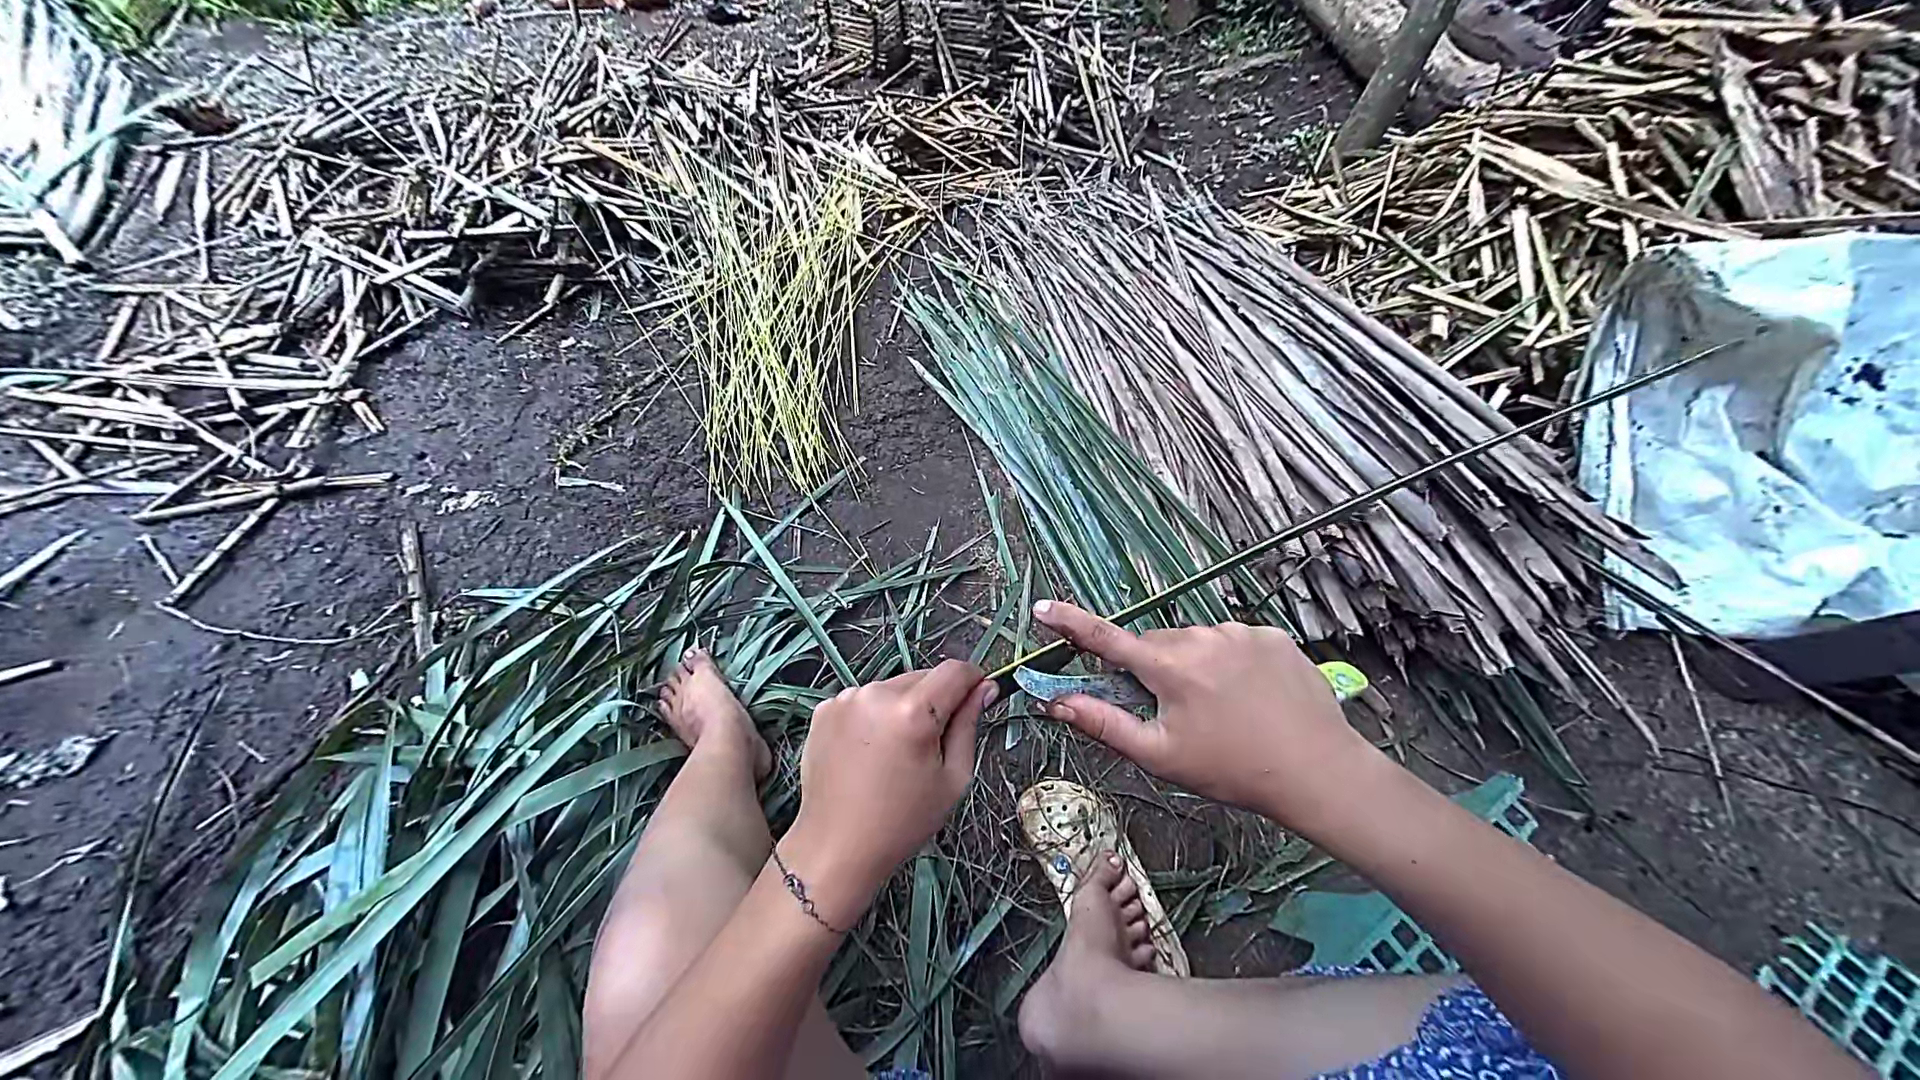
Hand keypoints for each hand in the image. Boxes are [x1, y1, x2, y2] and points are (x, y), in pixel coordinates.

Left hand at [780, 660, 993, 927]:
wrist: (835, 848)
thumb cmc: (902, 822)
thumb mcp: (952, 779)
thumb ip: (969, 725)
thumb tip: (985, 687)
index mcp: (913, 712)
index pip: (955, 670)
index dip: (972, 680)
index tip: (976, 698)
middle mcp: (877, 694)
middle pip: (923, 677)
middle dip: (935, 700)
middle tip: (930, 743)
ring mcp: (846, 699)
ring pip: (893, 688)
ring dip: (903, 706)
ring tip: (894, 752)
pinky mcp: (825, 709)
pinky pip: (865, 700)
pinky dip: (874, 715)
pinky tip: (869, 751)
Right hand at [1031, 601, 1376, 824]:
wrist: (1319, 772)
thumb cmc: (1232, 770)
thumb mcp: (1161, 755)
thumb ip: (1104, 724)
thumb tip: (1056, 704)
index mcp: (1171, 667)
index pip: (1106, 638)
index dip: (1070, 622)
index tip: (1044, 607)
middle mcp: (1202, 637)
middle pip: (1153, 643)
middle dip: (1150, 667)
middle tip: (1169, 706)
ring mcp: (1240, 632)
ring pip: (1192, 640)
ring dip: (1189, 663)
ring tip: (1217, 704)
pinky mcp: (1270, 634)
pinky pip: (1229, 638)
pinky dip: (1226, 659)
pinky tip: (1246, 691)